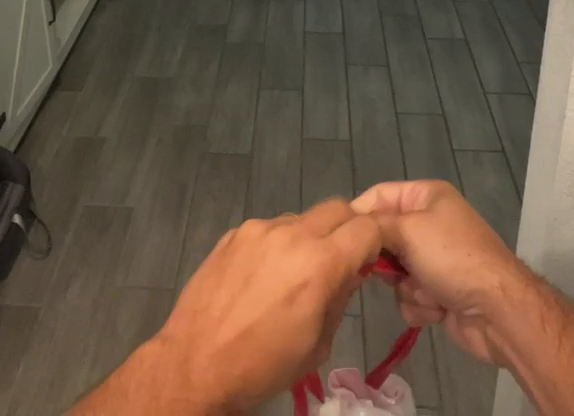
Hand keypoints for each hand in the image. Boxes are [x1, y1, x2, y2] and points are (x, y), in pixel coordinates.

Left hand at [148, 199, 381, 412]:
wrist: (195, 363)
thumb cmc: (264, 366)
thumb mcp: (318, 344)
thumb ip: (340, 296)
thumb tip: (350, 270)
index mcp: (320, 264)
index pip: (367, 228)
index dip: (377, 240)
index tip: (373, 257)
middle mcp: (291, 234)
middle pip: (337, 208)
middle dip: (348, 229)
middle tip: (343, 259)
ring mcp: (258, 229)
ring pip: (301, 218)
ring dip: (310, 237)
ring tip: (294, 275)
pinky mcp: (234, 233)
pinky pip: (270, 229)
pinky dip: (278, 245)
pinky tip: (263, 277)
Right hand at [352, 180, 536, 368]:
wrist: (498, 312)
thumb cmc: (452, 258)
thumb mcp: (408, 229)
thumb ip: (373, 225)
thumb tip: (352, 230)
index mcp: (426, 196)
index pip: (378, 196)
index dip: (358, 215)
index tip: (339, 237)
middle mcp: (429, 223)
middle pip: (384, 237)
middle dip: (387, 260)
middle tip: (387, 271)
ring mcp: (435, 260)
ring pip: (395, 272)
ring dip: (407, 287)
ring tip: (427, 292)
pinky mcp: (438, 292)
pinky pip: (409, 295)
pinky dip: (419, 304)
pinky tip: (437, 308)